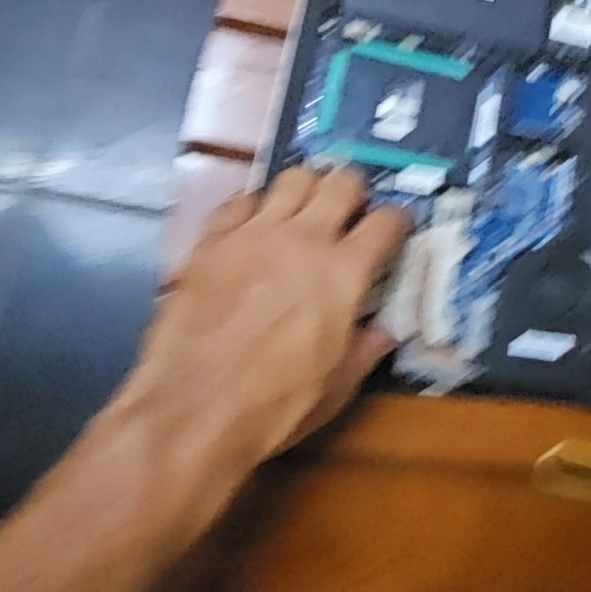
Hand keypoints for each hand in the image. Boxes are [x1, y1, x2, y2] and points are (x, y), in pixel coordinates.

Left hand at [124, 167, 411, 468]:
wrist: (193, 414)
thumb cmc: (277, 405)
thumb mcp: (340, 385)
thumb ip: (367, 347)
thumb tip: (384, 329)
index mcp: (345, 271)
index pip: (387, 221)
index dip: (398, 221)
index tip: (395, 230)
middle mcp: (305, 238)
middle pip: (342, 182)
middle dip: (354, 190)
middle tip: (349, 210)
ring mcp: (255, 234)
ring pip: (293, 178)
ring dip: (307, 189)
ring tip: (303, 209)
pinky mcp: (212, 241)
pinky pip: (240, 200)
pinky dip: (255, 207)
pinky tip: (254, 227)